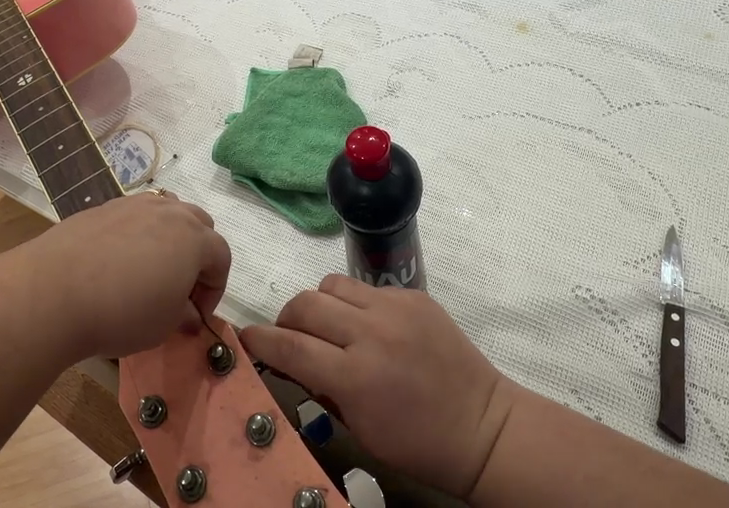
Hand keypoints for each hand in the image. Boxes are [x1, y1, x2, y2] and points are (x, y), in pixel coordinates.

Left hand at [12, 193, 231, 359]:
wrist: (54, 290)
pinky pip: (133, 215)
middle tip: (180, 288)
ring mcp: (133, 204)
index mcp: (194, 238)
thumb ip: (183, 316)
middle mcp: (168, 211)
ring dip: (169, 236)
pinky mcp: (103, 208)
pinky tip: (117, 262)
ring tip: (151, 268)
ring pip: (166, 211)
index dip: (215, 289)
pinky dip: (136, 234)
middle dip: (197, 255)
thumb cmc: (122, 312)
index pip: (222, 257)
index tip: (196, 316)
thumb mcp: (163, 326)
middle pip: (199, 224)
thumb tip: (187, 314)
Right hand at [240, 276, 514, 498]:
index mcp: (355, 377)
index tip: (245, 337)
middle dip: (287, 318)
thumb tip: (291, 360)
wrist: (483, 427)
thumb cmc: (416, 442)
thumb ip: (320, 389)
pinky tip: (368, 326)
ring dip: (320, 304)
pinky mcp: (413, 295)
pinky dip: (355, 303)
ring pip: (331, 285)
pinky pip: (366, 288)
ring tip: (329, 326)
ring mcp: (394, 308)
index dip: (260, 338)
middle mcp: (371, 333)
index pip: (289, 345)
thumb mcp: (359, 428)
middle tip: (290, 335)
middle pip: (304, 304)